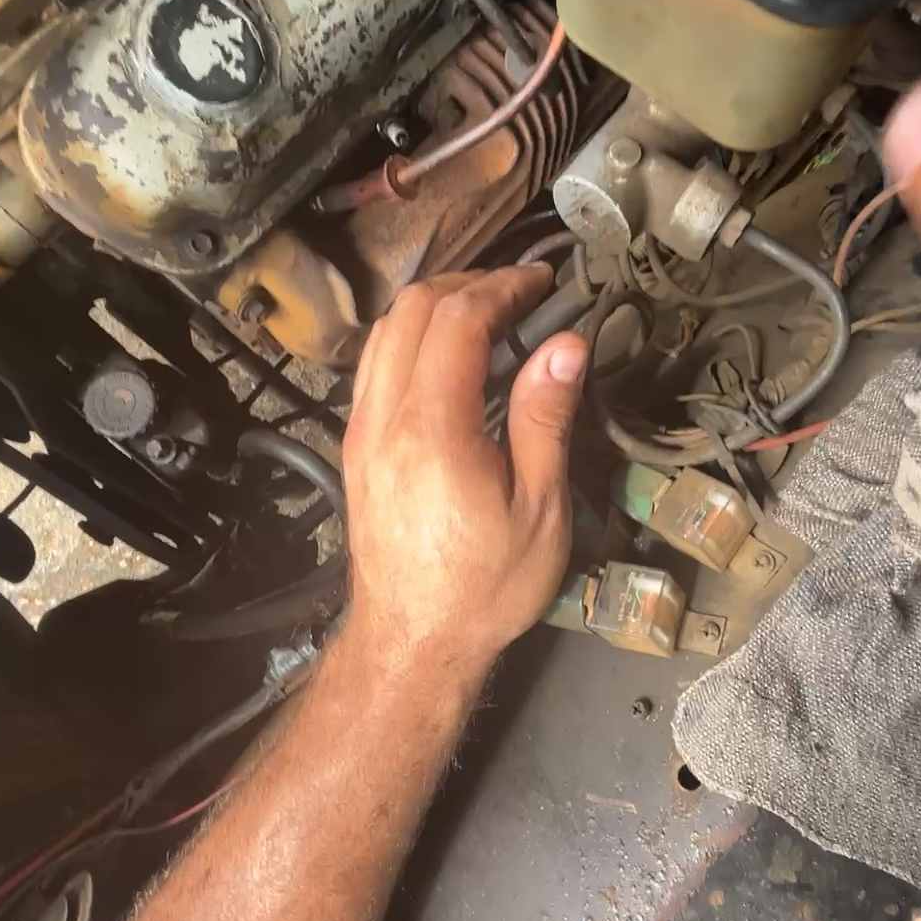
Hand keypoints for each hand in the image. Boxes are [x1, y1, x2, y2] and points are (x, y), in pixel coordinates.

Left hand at [340, 265, 588, 665]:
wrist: (412, 639)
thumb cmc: (484, 587)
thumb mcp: (537, 510)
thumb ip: (544, 419)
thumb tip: (565, 346)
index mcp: (433, 429)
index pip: (458, 318)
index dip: (503, 286)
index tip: (542, 281)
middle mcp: (383, 418)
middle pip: (412, 309)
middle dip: (468, 283)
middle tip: (519, 291)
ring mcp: (360, 431)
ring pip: (385, 331)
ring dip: (434, 305)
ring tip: (486, 311)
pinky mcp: (355, 447)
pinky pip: (375, 365)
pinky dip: (411, 337)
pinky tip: (447, 355)